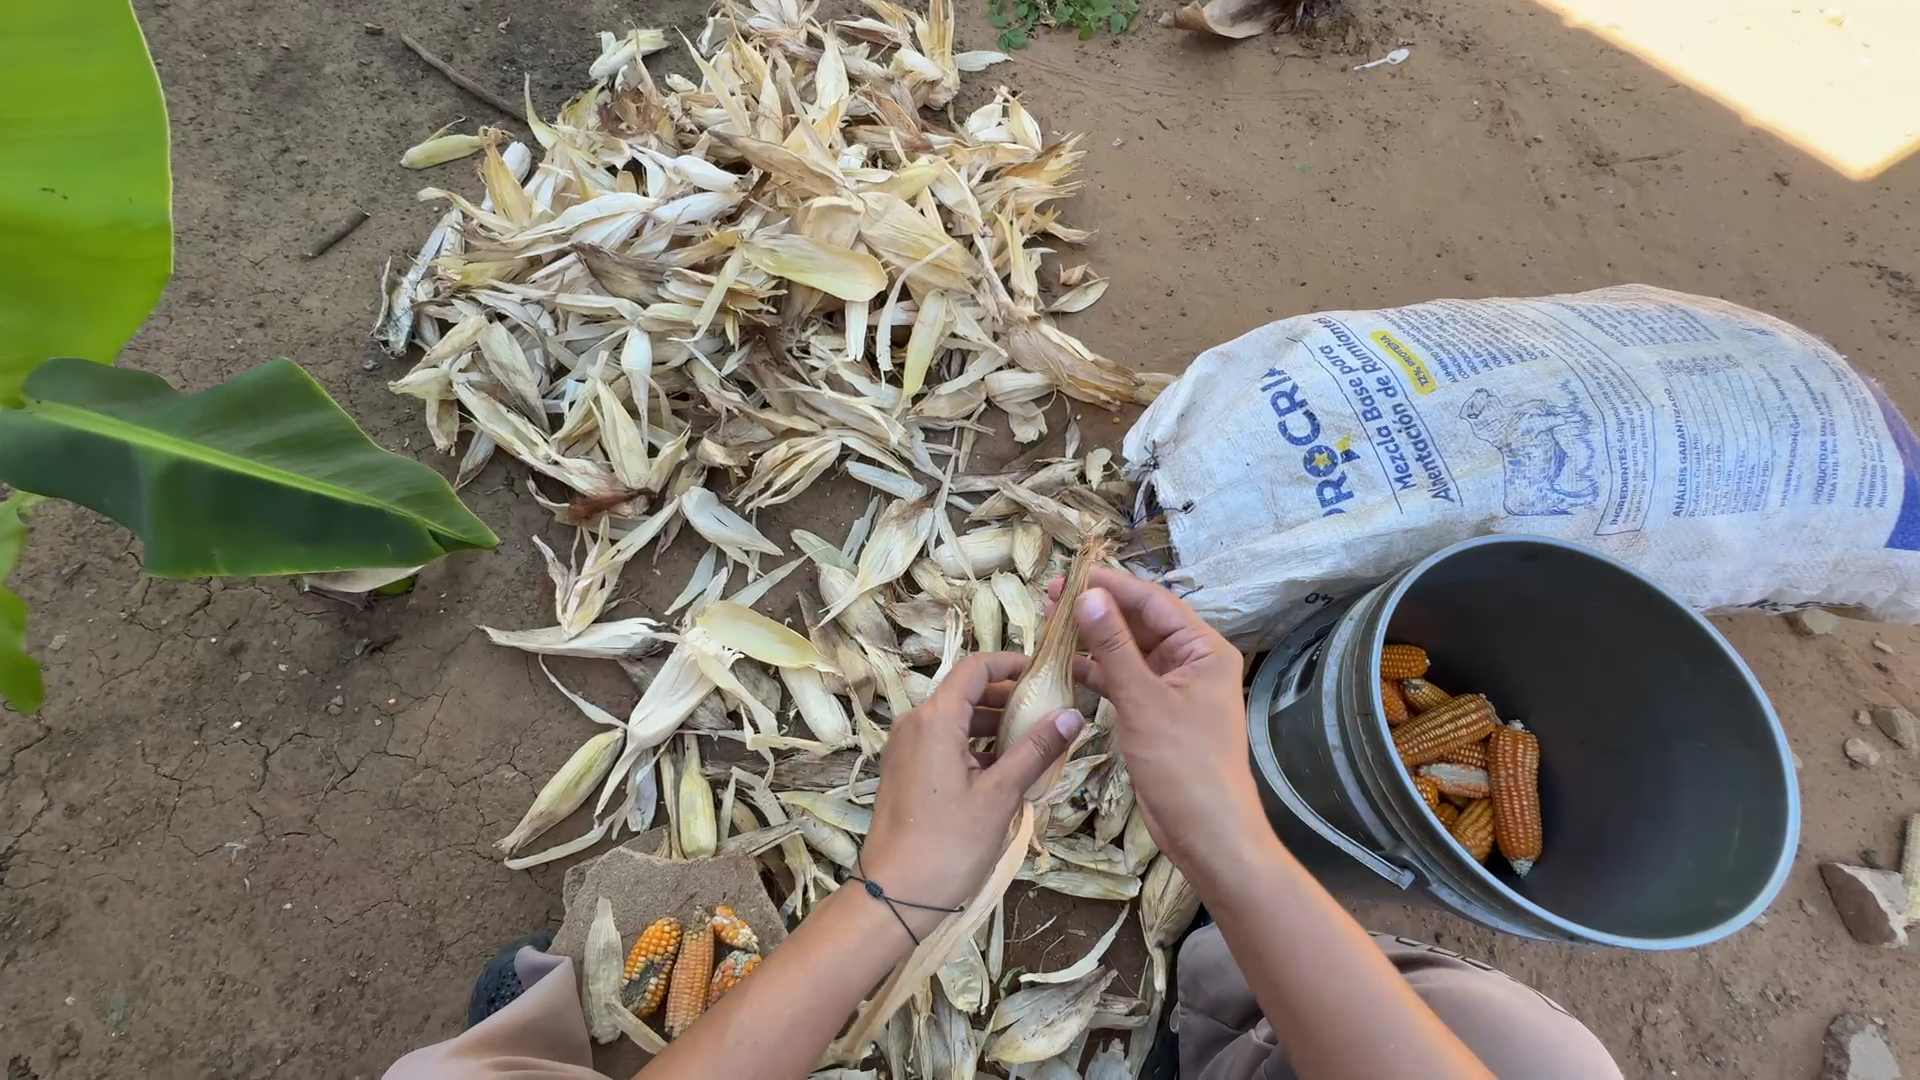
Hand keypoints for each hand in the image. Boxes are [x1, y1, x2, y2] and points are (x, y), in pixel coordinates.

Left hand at [859, 653, 1083, 935]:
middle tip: (1049, 708)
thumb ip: (1035, 750)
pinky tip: (1006, 765)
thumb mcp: (1000, 795)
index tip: (1045, 672)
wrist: (894, 896)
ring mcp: (906, 746)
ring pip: (957, 717)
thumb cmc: (949, 843)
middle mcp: (915, 722)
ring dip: (994, 722)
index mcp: (935, 719)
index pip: (975, 668)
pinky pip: (944, 739)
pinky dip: (975, 743)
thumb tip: (1073, 715)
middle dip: (1008, 695)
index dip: (1011, 663)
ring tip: (1036, 737)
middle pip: (966, 690)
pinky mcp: (905, 768)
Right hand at [1050, 569, 1262, 880]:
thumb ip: (1113, 647)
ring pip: (1127, 651)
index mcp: (1202, 649)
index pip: (1153, 602)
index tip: (1070, 575)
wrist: (1208, 834)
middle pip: (1139, 623)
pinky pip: (1123, 680)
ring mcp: (1171, 688)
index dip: (1111, 586)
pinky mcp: (1155, 712)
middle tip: (1051, 596)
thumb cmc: (1184, 764)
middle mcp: (1189, 662)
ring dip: (1093, 639)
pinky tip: (1065, 663)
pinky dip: (1097, 672)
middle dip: (1097, 610)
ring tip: (1051, 622)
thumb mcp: (1143, 701)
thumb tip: (1088, 596)